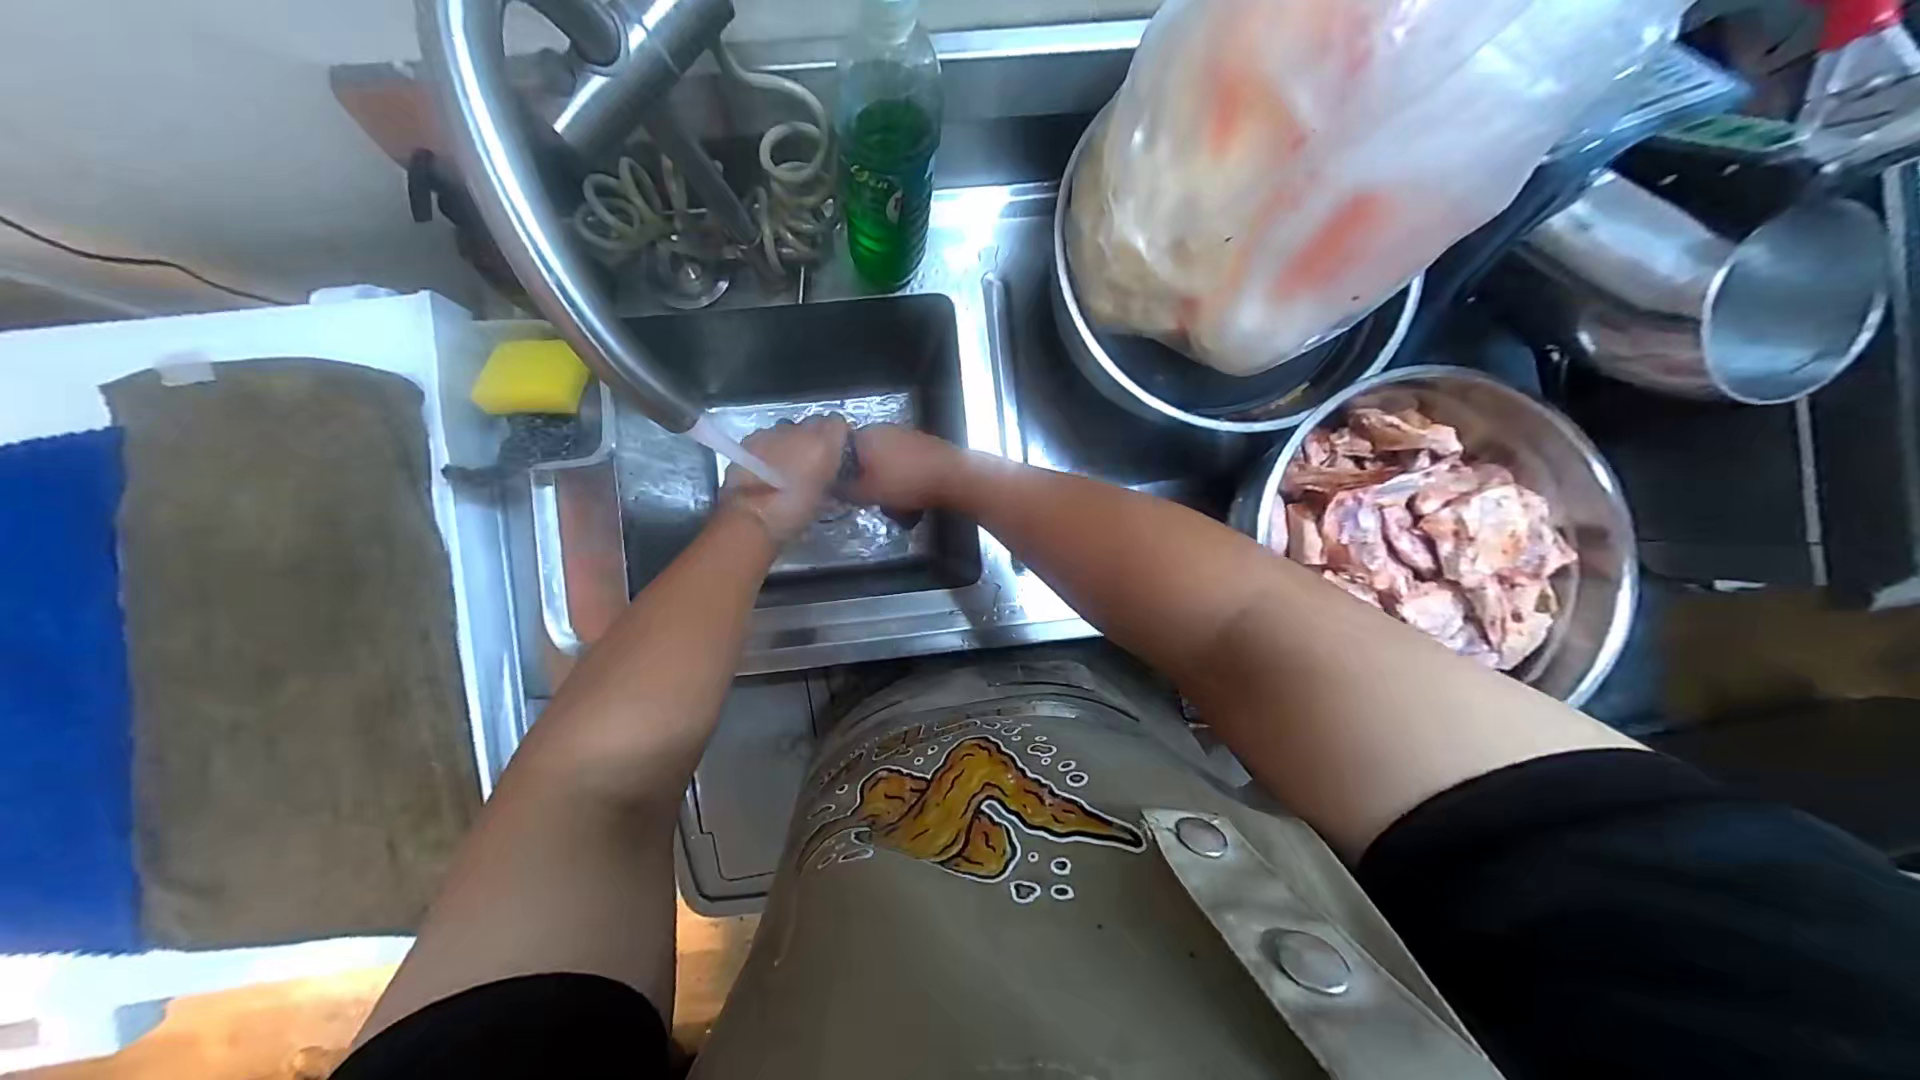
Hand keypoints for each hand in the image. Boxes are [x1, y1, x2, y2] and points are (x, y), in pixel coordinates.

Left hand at [719, 415, 849, 543]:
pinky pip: (766, 438)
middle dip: (814, 440)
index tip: (836, 455)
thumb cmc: (794, 513)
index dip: (838, 438)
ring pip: (788, 430)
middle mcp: (798, 430)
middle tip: (811, 465)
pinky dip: (770, 449)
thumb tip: (830, 474)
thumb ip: (832, 477)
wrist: (751, 517)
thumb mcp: (825, 499)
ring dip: (791, 444)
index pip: (838, 424)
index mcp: (822, 444)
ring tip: (787, 468)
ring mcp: (771, 432)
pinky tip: (767, 469)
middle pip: (812, 424)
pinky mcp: (749, 440)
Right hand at [840, 424, 970, 512]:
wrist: (953, 476)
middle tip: (870, 496)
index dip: (838, 471)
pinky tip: (909, 490)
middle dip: (864, 476)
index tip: (844, 488)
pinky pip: (902, 460)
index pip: (838, 450)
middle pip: (862, 455)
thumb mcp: (867, 493)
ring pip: (883, 459)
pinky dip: (901, 474)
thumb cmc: (905, 483)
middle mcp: (881, 428)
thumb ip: (844, 489)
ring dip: (884, 477)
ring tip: (892, 498)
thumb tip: (832, 487)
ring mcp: (903, 433)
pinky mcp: (921, 442)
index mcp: (864, 435)